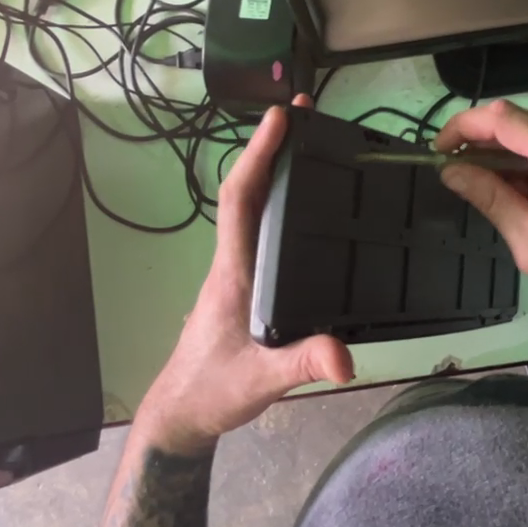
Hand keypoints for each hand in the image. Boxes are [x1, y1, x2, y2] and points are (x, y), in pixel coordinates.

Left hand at [138, 98, 354, 451]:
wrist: (182, 412)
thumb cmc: (211, 389)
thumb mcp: (260, 381)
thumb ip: (300, 366)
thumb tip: (344, 355)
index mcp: (233, 270)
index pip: (241, 198)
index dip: (257, 154)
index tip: (280, 118)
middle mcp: (232, 259)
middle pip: (246, 190)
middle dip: (270, 147)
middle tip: (303, 114)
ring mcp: (236, 269)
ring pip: (251, 206)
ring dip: (273, 169)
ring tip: (308, 143)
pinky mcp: (244, 281)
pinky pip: (260, 227)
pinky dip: (277, 199)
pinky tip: (303, 201)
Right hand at [435, 100, 527, 330]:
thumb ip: (492, 199)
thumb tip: (451, 172)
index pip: (503, 119)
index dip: (464, 127)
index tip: (439, 151)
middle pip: (519, 119)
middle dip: (481, 139)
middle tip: (455, 169)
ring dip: (505, 149)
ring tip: (482, 183)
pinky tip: (516, 187)